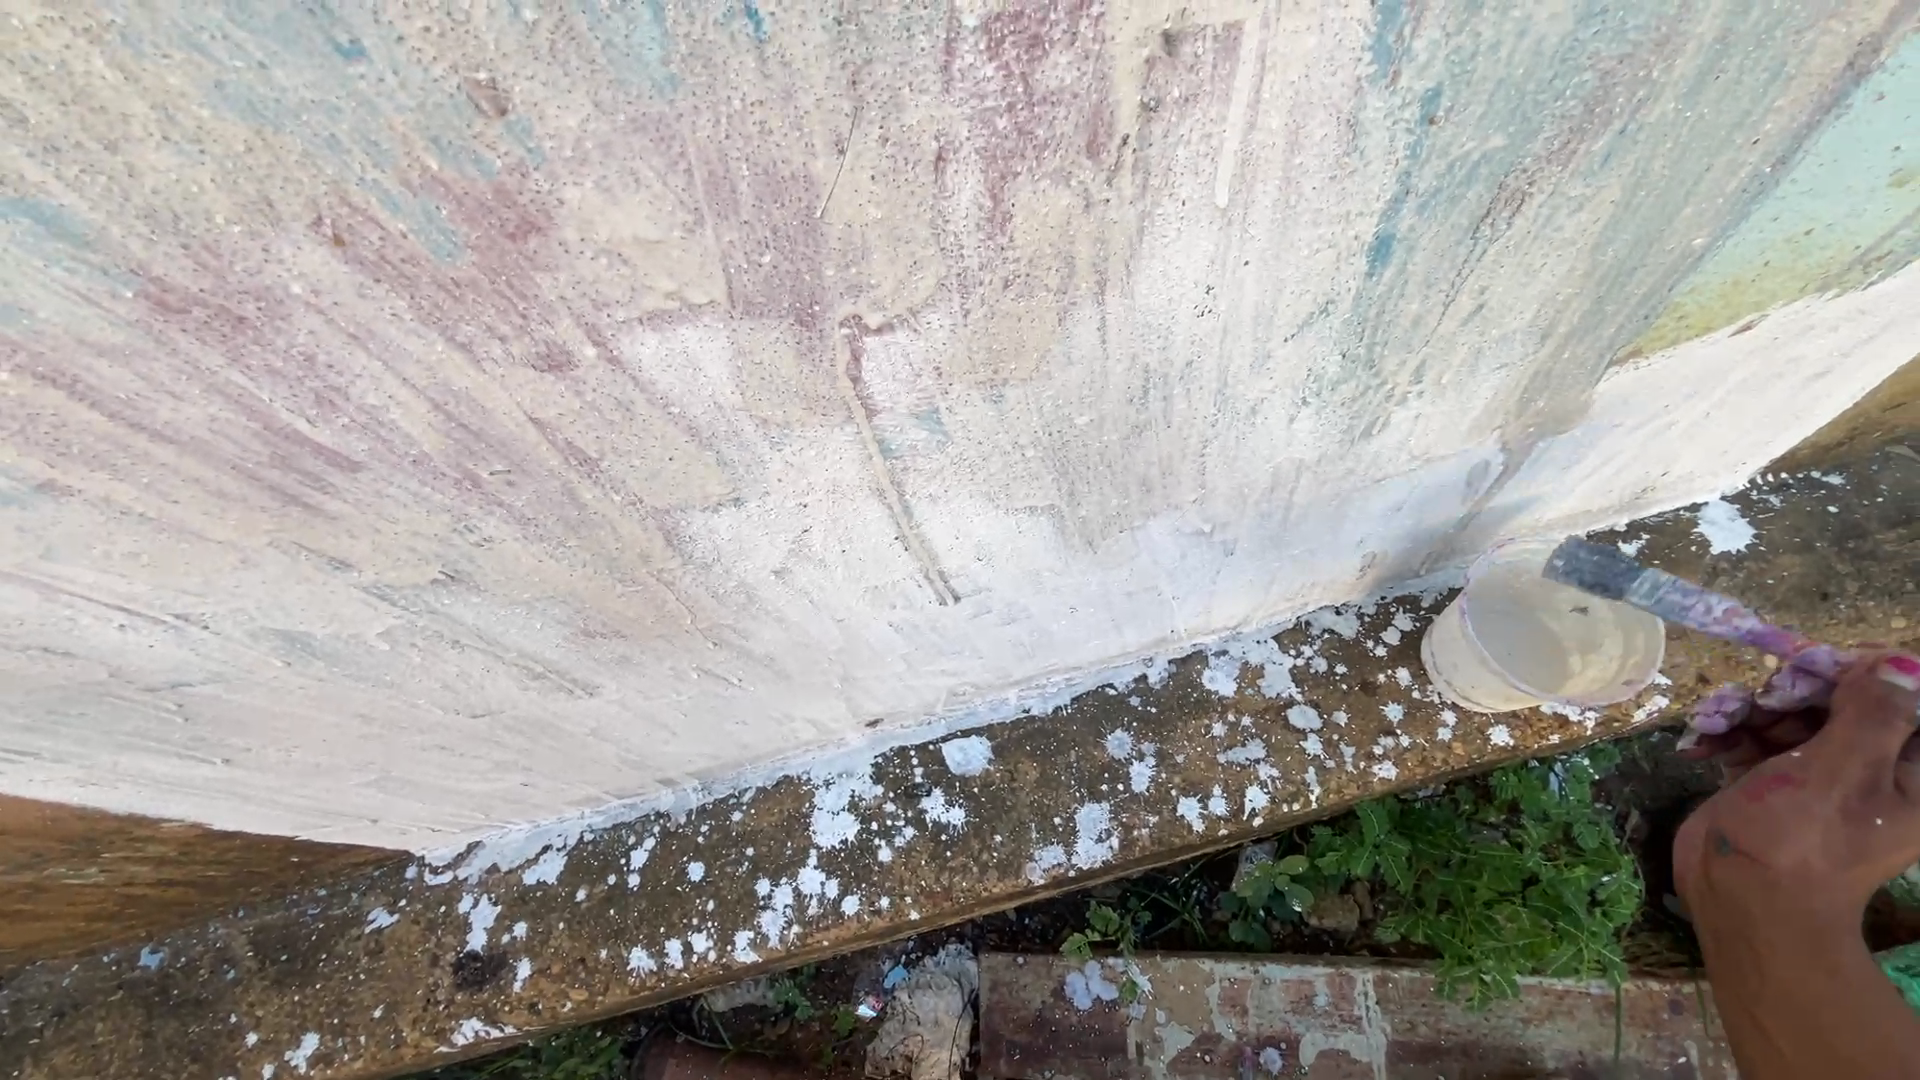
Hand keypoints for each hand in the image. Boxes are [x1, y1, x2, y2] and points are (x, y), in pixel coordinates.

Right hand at [1674, 651, 1919, 932]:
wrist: (1743, 894)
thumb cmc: (1801, 836)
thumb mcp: (1838, 772)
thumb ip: (1872, 715)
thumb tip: (1896, 660)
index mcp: (1915, 773)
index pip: (1903, 700)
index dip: (1855, 675)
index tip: (1801, 668)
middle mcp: (1873, 769)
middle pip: (1837, 702)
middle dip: (1784, 692)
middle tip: (1748, 700)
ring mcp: (1818, 776)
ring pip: (1786, 716)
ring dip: (1742, 711)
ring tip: (1709, 723)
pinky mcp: (1770, 781)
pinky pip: (1752, 739)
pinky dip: (1723, 735)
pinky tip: (1698, 745)